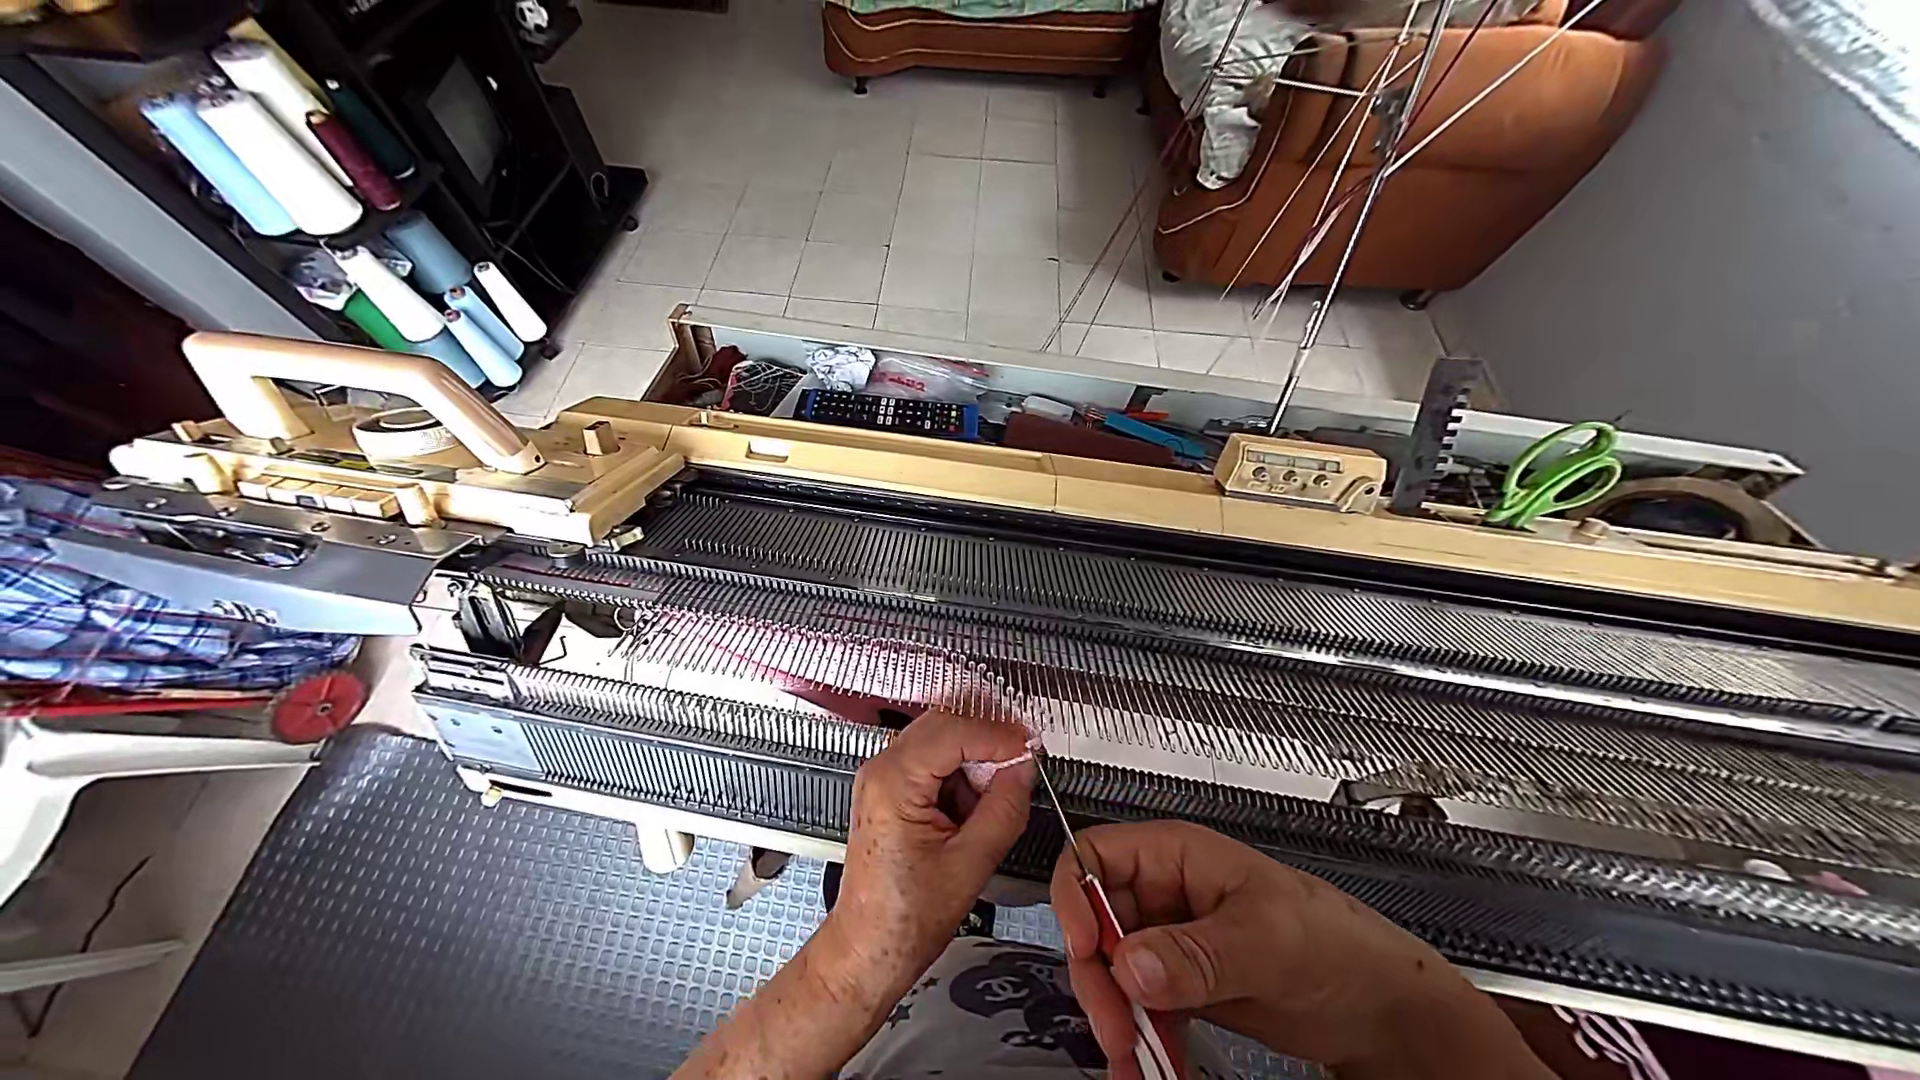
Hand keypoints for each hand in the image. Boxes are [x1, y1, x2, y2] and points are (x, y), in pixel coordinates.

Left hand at [825, 710, 1034, 1004]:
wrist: (868, 948)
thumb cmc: (905, 919)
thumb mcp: (971, 864)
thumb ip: (1004, 809)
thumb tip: (1024, 768)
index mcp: (894, 782)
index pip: (954, 730)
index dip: (998, 734)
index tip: (1030, 747)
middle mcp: (881, 769)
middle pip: (944, 723)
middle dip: (988, 736)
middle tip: (1024, 755)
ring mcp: (883, 776)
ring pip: (939, 737)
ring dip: (975, 753)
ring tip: (999, 789)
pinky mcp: (891, 787)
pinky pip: (932, 759)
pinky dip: (961, 769)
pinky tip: (975, 802)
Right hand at [1052, 821, 1553, 1079]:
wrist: (1380, 1008)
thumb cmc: (1335, 940)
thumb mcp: (1264, 938)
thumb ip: (1196, 952)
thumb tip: (1131, 964)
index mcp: (1174, 855)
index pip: (1096, 854)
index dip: (1077, 893)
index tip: (1083, 947)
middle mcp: (1164, 891)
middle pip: (1095, 918)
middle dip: (1098, 975)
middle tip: (1117, 1026)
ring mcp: (1170, 938)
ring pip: (1111, 967)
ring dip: (1116, 1015)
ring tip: (1136, 1059)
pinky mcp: (1180, 981)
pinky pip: (1138, 1004)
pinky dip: (1139, 1037)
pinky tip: (1154, 1064)